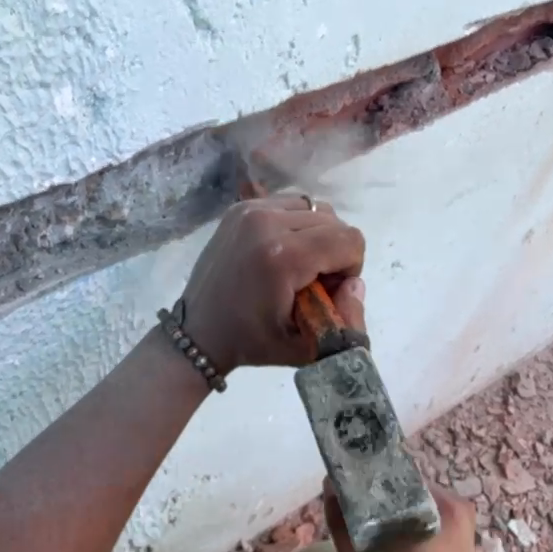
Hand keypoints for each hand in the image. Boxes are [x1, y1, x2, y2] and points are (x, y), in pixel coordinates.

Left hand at [178, 195, 366, 369]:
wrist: (198, 332)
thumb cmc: (251, 344)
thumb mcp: (304, 347)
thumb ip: (344, 320)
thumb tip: (355, 284)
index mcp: (284, 257)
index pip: (349, 240)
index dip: (350, 268)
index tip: (328, 291)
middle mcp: (267, 222)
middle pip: (334, 221)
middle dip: (334, 253)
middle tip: (312, 283)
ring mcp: (251, 210)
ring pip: (313, 208)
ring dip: (316, 236)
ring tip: (297, 266)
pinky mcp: (240, 208)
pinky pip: (288, 204)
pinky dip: (295, 225)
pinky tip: (280, 253)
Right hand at [324, 480, 485, 551]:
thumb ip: (343, 526)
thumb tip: (331, 486)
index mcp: (434, 510)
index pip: (389, 471)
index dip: (360, 476)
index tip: (337, 489)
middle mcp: (454, 507)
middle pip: (401, 485)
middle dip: (373, 497)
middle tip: (347, 520)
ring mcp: (463, 523)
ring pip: (412, 501)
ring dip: (388, 513)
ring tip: (364, 537)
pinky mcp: (463, 539)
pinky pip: (425, 516)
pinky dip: (404, 524)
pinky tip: (387, 549)